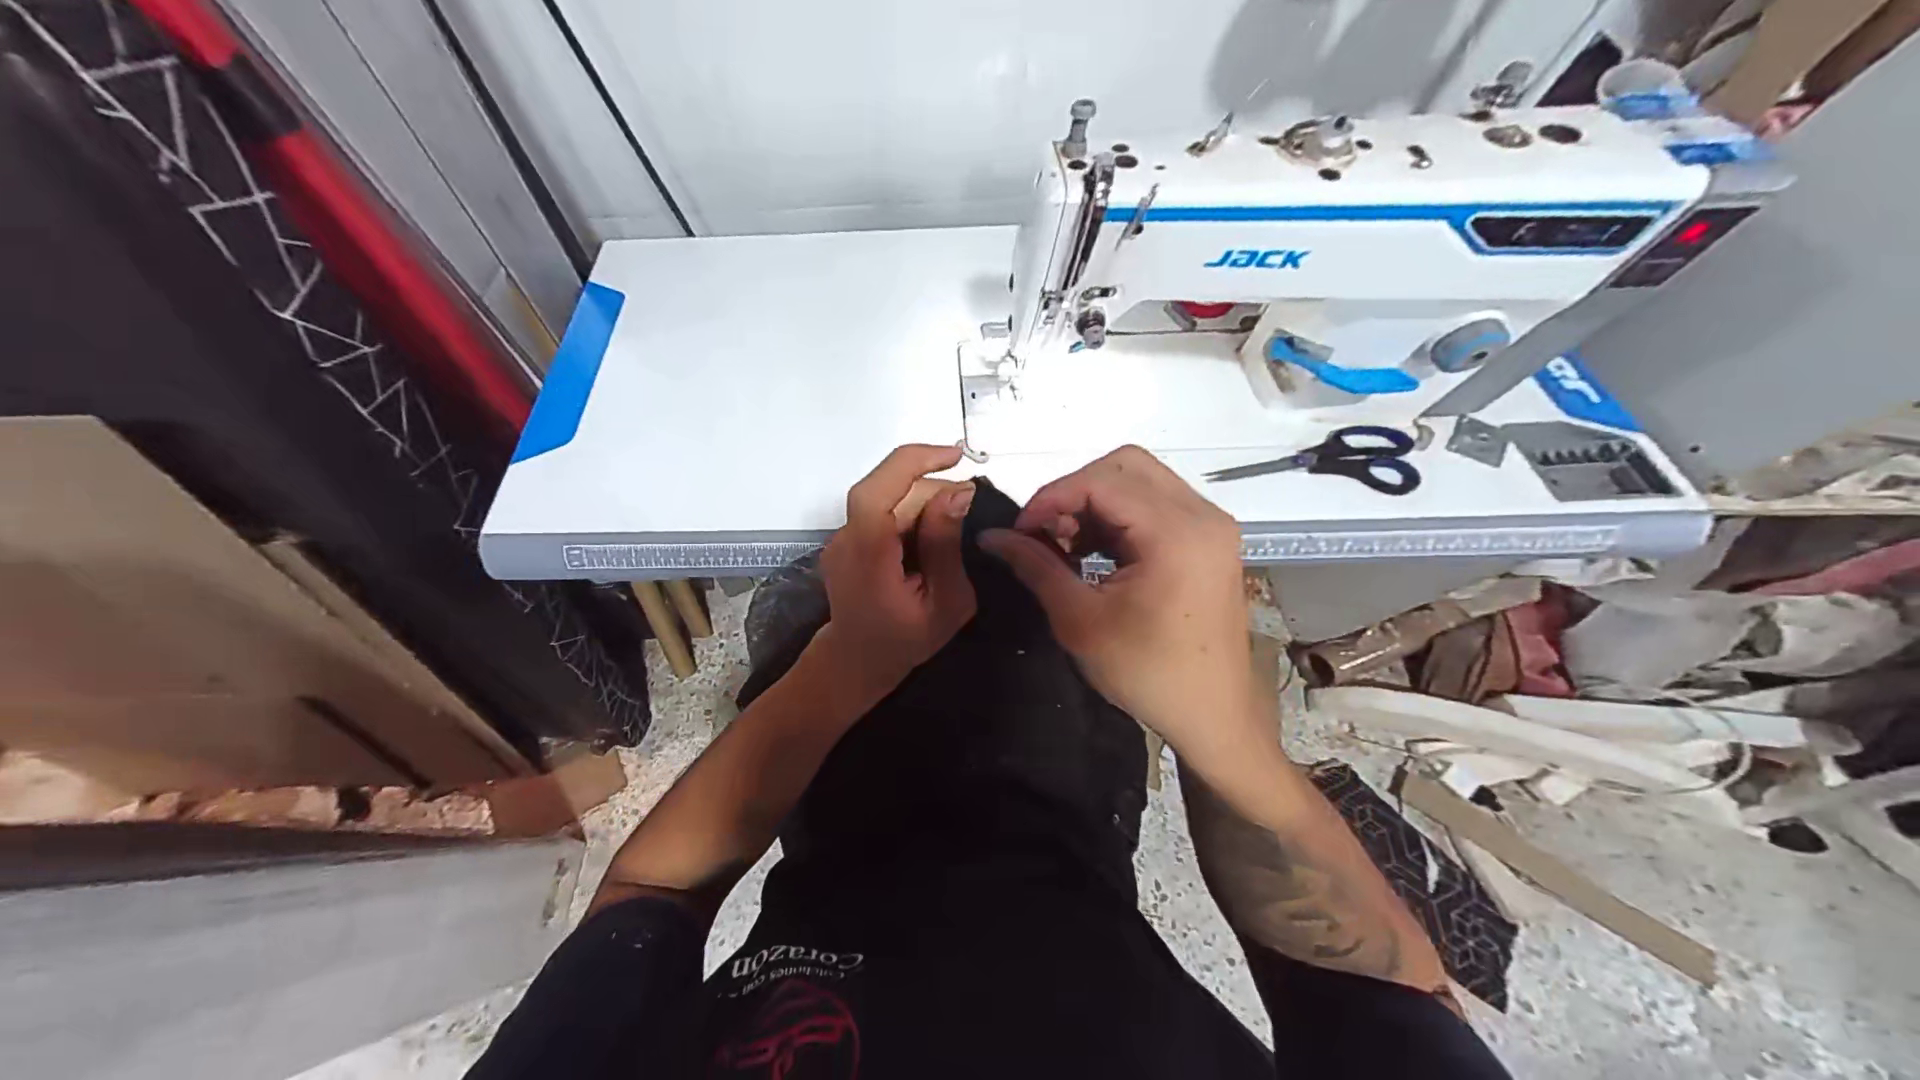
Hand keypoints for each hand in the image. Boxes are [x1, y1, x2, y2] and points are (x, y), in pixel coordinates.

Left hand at [812, 444, 976, 706]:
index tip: (955, 456)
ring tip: (951, 528)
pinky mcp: (846, 539)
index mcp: (868, 558)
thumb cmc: (905, 642)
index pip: (876, 493)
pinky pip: (880, 510)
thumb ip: (947, 546)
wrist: (856, 662)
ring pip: (885, 496)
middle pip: (888, 491)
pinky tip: (928, 535)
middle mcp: (845, 540)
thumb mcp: (946, 603)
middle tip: (968, 508)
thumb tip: (958, 492)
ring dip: (922, 501)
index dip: (913, 463)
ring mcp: (841, 538)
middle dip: (932, 489)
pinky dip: (909, 511)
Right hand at [979, 446, 1265, 771]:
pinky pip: (1156, 502)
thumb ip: (1036, 566)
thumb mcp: (1081, 621)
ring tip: (1066, 545)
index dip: (1050, 498)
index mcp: (1177, 533)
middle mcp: (1202, 515)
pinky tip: (1095, 550)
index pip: (1101, 480)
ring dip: (1095, 501)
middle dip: (1073, 491)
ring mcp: (1211, 525)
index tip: (1020, 531)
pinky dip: (1119, 514)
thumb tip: (992, 537)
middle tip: (1044, 532)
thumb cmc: (1148, 674)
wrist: (1215, 716)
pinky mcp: (1209, 539)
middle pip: (1124, 466)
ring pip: (1140, 479)